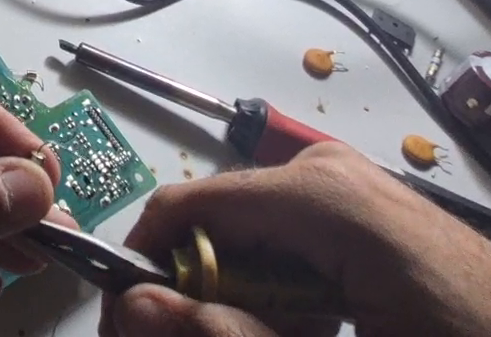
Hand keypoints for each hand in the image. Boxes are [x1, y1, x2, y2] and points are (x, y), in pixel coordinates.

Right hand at [101, 143, 490, 336]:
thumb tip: (134, 309)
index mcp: (320, 196)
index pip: (186, 205)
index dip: (145, 264)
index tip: (131, 323)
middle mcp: (322, 169)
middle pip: (216, 222)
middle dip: (202, 289)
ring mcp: (343, 181)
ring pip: (247, 233)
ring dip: (244, 295)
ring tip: (280, 336)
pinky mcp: (359, 203)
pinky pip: (286, 237)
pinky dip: (282, 287)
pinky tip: (314, 327)